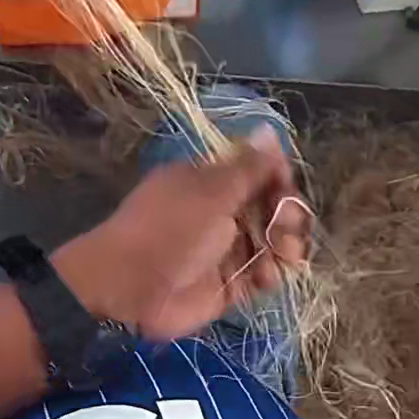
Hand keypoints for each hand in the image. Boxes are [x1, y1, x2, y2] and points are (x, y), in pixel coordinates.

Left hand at [51, 127, 309, 341]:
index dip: (278, 179)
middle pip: (271, 209)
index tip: (284, 186)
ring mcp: (225, 251)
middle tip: (287, 226)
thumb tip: (269, 129)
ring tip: (285, 254)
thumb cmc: (169, 230)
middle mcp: (220, 214)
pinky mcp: (228, 286)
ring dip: (286, 246)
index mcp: (211, 183)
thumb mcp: (210, 191)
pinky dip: (270, 274)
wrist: (130, 289)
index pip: (258, 173)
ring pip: (272, 244)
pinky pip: (261, 276)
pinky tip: (267, 277)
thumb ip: (248, 168)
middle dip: (288, 215)